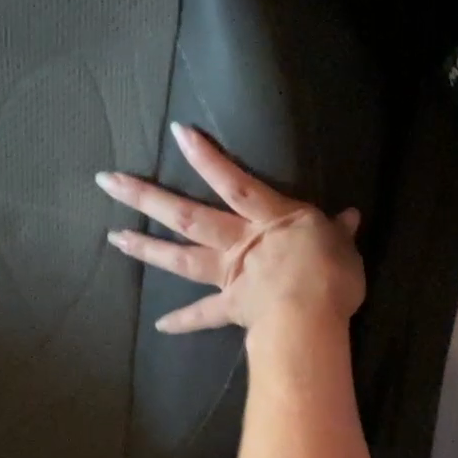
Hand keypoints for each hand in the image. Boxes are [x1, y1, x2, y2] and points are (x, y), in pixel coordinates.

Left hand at [97, 123, 364, 334]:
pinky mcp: (233, 308)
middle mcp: (241, 242)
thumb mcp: (342, 246)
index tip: (176, 132)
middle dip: (146, 197)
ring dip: (147, 247)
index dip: (207, 157)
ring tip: (114, 236)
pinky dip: (184, 321)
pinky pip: (204, 315)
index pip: (234, 181)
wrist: (311, 315)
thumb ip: (339, 232)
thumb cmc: (330, 274)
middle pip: (188, 216)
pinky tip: (160, 325)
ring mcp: (231, 275)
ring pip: (182, 258)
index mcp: (271, 219)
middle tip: (107, 181)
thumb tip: (350, 217)